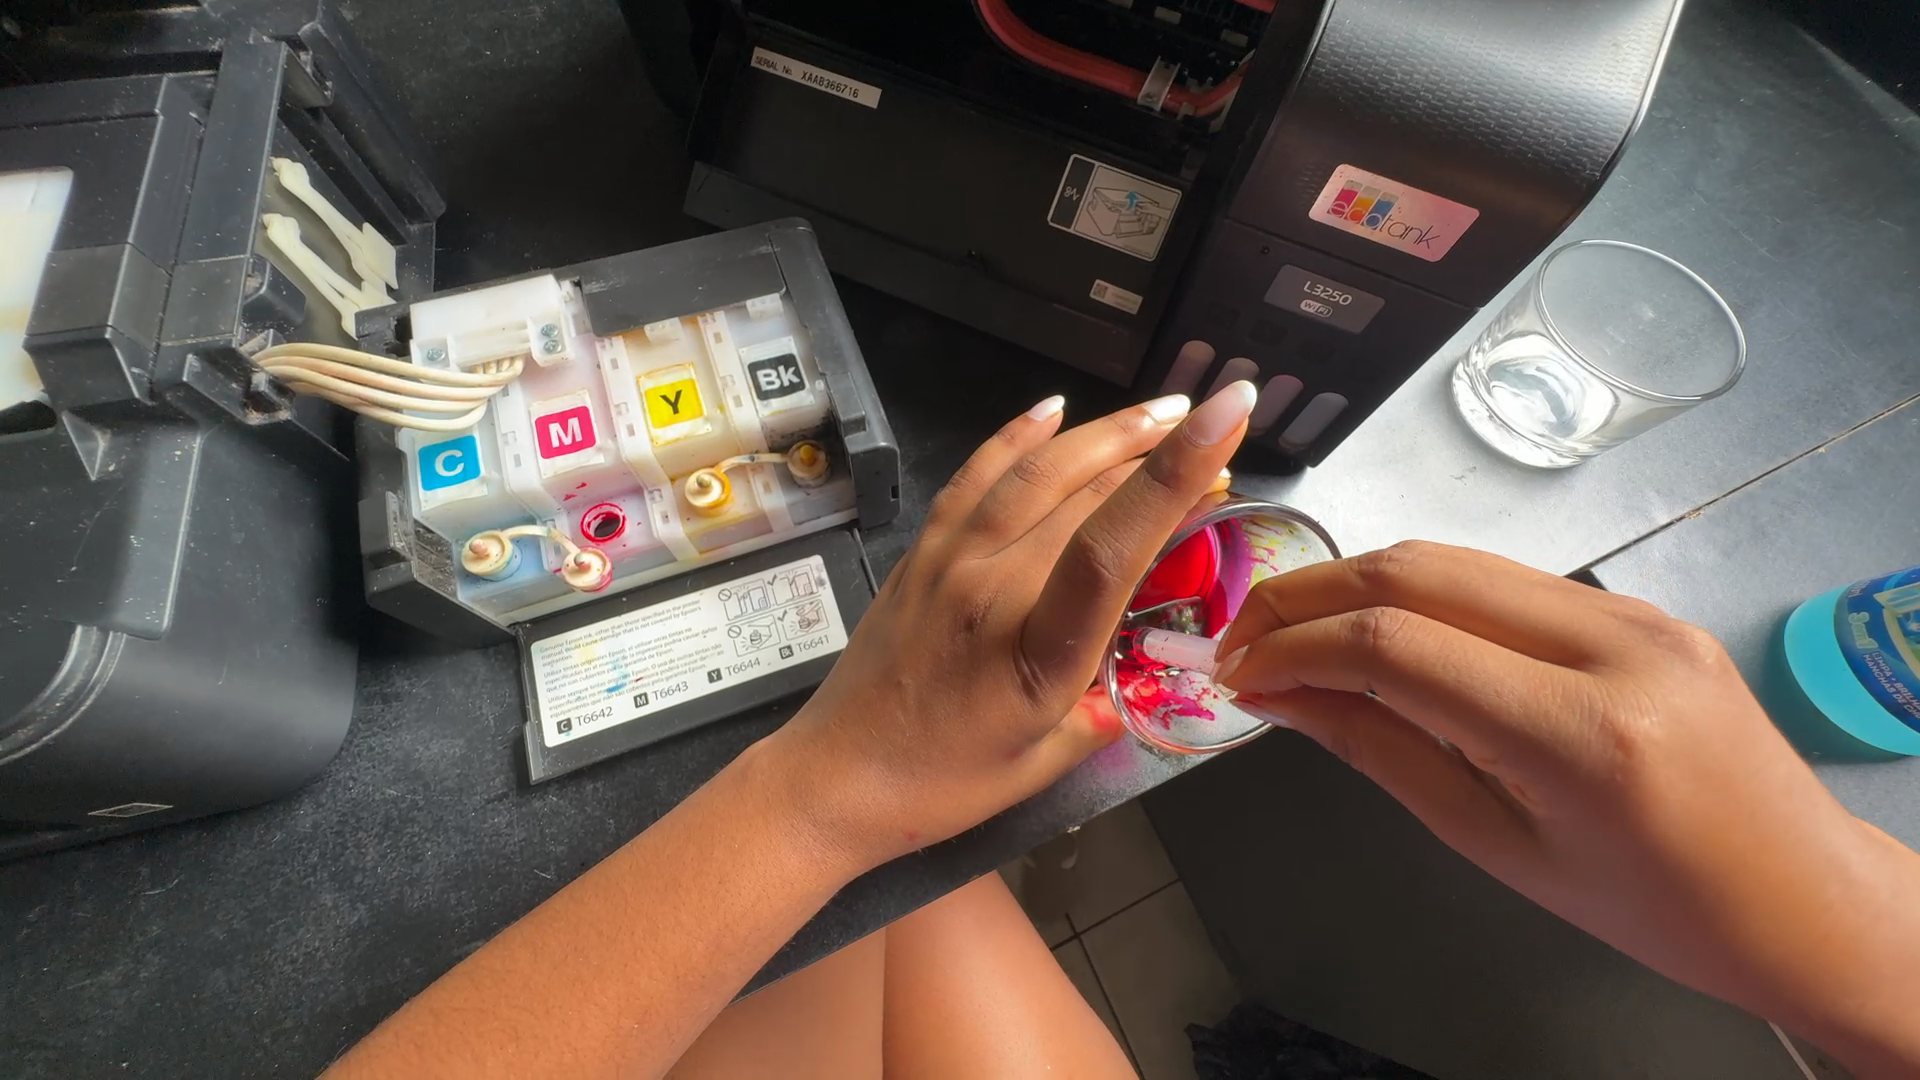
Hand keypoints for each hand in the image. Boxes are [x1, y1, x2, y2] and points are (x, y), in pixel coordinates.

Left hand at [764, 384, 1256, 870]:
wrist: (833, 776)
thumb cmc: (941, 785)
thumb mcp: (1040, 765)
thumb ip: (1101, 710)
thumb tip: (1137, 670)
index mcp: (1035, 651)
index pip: (1111, 546)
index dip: (1173, 475)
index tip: (1223, 417)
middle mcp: (990, 586)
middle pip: (1081, 493)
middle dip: (1156, 449)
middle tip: (1209, 419)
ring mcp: (947, 559)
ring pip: (1032, 472)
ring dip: (1100, 431)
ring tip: (1156, 408)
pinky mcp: (920, 551)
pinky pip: (971, 478)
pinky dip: (1014, 437)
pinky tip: (1051, 409)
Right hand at [1213, 541, 1919, 1074]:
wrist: (1815, 901)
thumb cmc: (1646, 905)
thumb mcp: (1486, 841)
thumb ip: (1370, 747)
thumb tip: (1271, 695)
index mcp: (1581, 733)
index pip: (1391, 646)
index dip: (1291, 647)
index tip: (1236, 675)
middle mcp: (1609, 642)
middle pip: (1406, 572)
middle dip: (1298, 596)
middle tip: (1239, 639)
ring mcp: (1624, 607)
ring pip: (1436, 556)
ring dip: (1339, 583)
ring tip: (1285, 629)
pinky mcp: (1621, 599)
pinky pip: (1477, 573)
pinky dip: (1394, 588)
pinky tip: (1360, 624)